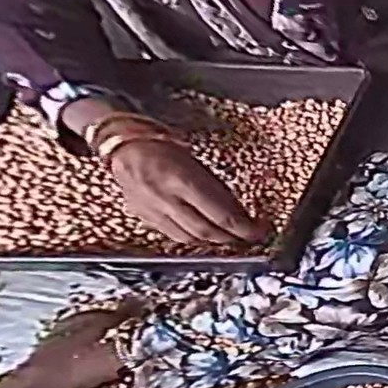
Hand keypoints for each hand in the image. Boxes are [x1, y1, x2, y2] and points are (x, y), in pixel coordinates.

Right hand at [107, 138, 267, 244]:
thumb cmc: (169, 153)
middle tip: (249, 236)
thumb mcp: (202, 168)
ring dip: (214, 241)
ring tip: (230, 236)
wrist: (127, 147)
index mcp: (183, 181)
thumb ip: (221, 194)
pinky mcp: (142, 215)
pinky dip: (193, 238)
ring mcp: (150, 208)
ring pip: (190, 238)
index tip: (261, 230)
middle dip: (233, 237)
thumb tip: (245, 217)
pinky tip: (205, 234)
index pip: (222, 216)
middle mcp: (165, 198)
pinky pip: (172, 235)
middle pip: (207, 231)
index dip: (246, 229)